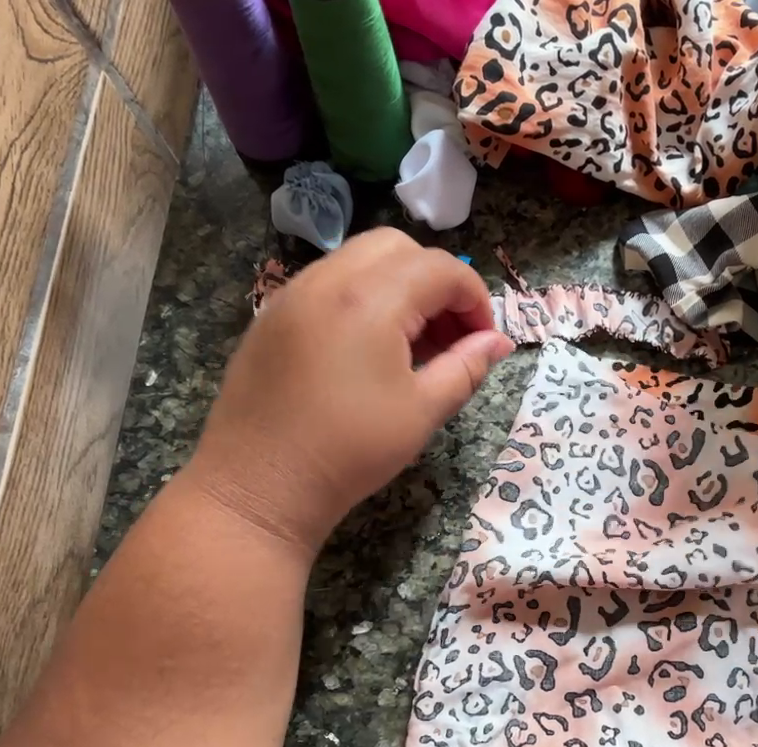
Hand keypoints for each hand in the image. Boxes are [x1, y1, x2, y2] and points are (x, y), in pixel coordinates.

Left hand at [182, 229, 513, 555]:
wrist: (259, 486)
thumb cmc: (349, 452)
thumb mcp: (421, 413)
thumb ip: (466, 368)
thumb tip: (498, 343)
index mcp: (370, 299)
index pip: (441, 269)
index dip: (475, 299)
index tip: (485, 341)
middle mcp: (328, 280)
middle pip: (399, 249)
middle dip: (436, 282)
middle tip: (450, 336)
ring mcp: (292, 294)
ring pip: (359, 260)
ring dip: (398, 288)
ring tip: (413, 347)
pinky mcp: (271, 317)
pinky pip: (327, 284)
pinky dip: (361, 299)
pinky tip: (367, 352)